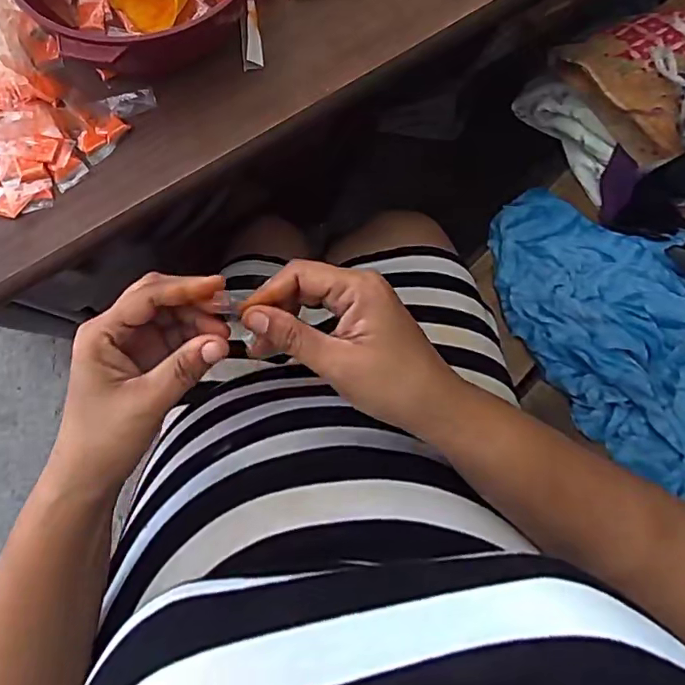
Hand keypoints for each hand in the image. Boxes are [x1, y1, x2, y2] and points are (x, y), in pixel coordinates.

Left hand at [48, 273, 229, 495]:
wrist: (86, 477)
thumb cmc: (99, 441)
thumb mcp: (146, 403)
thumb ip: (183, 368)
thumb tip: (217, 342)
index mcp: (100, 333)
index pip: (145, 296)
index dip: (183, 288)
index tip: (214, 287)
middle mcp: (111, 332)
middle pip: (156, 299)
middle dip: (191, 301)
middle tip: (224, 307)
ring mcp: (127, 345)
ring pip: (166, 317)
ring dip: (194, 320)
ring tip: (222, 333)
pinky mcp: (140, 361)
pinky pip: (170, 338)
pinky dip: (191, 338)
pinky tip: (210, 345)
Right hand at [241, 260, 460, 434]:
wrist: (439, 409)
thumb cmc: (393, 387)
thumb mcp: (336, 362)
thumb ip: (291, 335)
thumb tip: (252, 316)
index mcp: (357, 286)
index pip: (298, 274)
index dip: (267, 294)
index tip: (244, 320)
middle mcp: (360, 283)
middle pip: (303, 282)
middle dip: (274, 306)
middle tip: (251, 335)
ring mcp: (364, 298)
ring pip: (311, 296)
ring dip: (285, 316)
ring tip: (263, 343)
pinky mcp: (364, 315)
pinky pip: (323, 309)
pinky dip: (302, 323)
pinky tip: (287, 341)